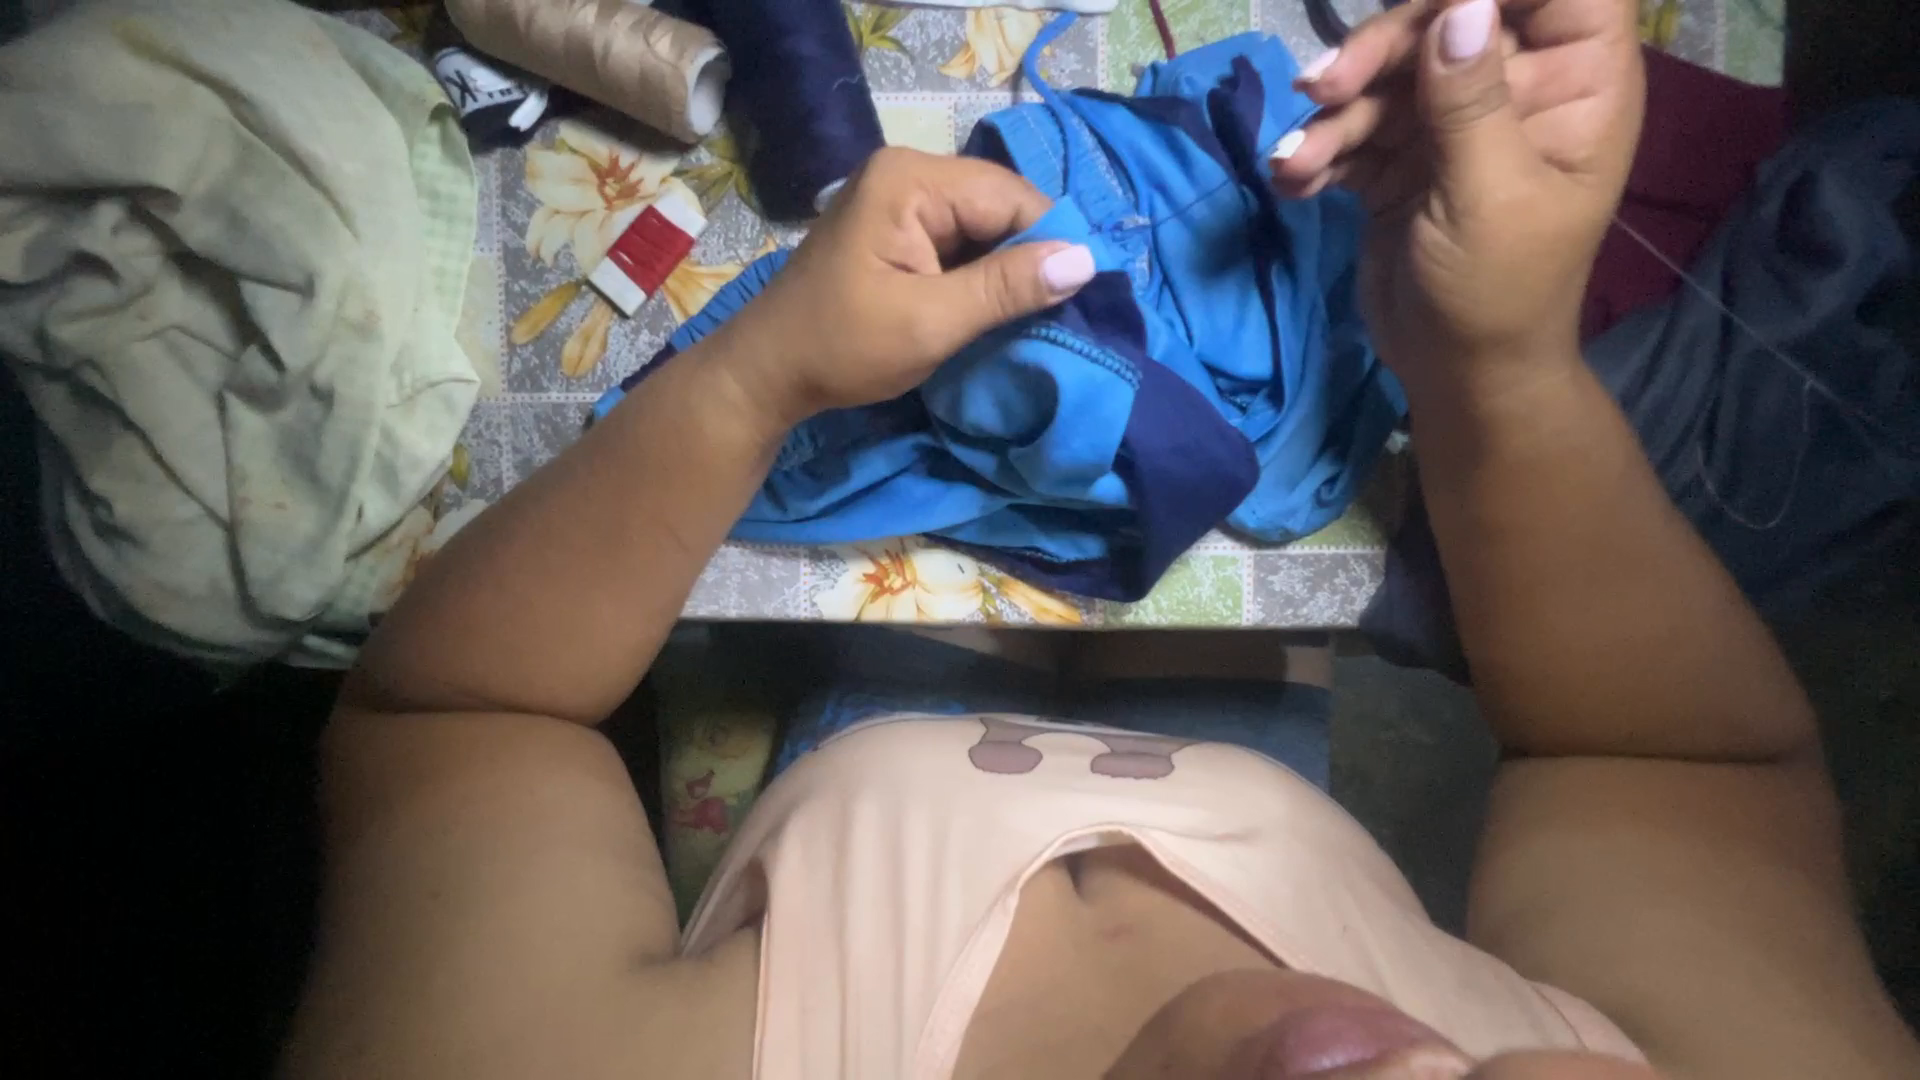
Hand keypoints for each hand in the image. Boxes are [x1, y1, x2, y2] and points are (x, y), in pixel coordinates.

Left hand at [707, 148, 1096, 427]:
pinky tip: (995, 311)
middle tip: (1059, 314)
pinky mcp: (896, 234)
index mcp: (911, 180)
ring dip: (1007, 274)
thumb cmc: (843, 347)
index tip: (1081, 298)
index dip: (1051, 244)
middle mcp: (908, 175)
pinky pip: (958, 247)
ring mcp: (899, 203)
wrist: (770, 372)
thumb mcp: (931, 322)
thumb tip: (1085, 261)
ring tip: (1034, 317)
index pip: (1010, 197)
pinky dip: (980, 280)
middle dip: (1030, 260)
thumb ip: (1006, 289)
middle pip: (998, 209)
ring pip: (982, 230)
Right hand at [1270, 0, 1643, 397]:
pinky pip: (1352, 139)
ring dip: (1331, 121)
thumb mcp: (1489, 199)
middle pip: (1444, 27)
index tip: (1422, 11)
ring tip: (1292, 165)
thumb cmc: (1497, 290)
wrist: (1451, 367)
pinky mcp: (1396, 167)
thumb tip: (1457, 8)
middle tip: (1318, 90)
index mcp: (1573, 83)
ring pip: (1384, 86)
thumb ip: (1471, 105)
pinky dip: (1318, 157)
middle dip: (1377, 55)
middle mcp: (1511, 91)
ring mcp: (1447, 130)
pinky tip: (1293, 182)